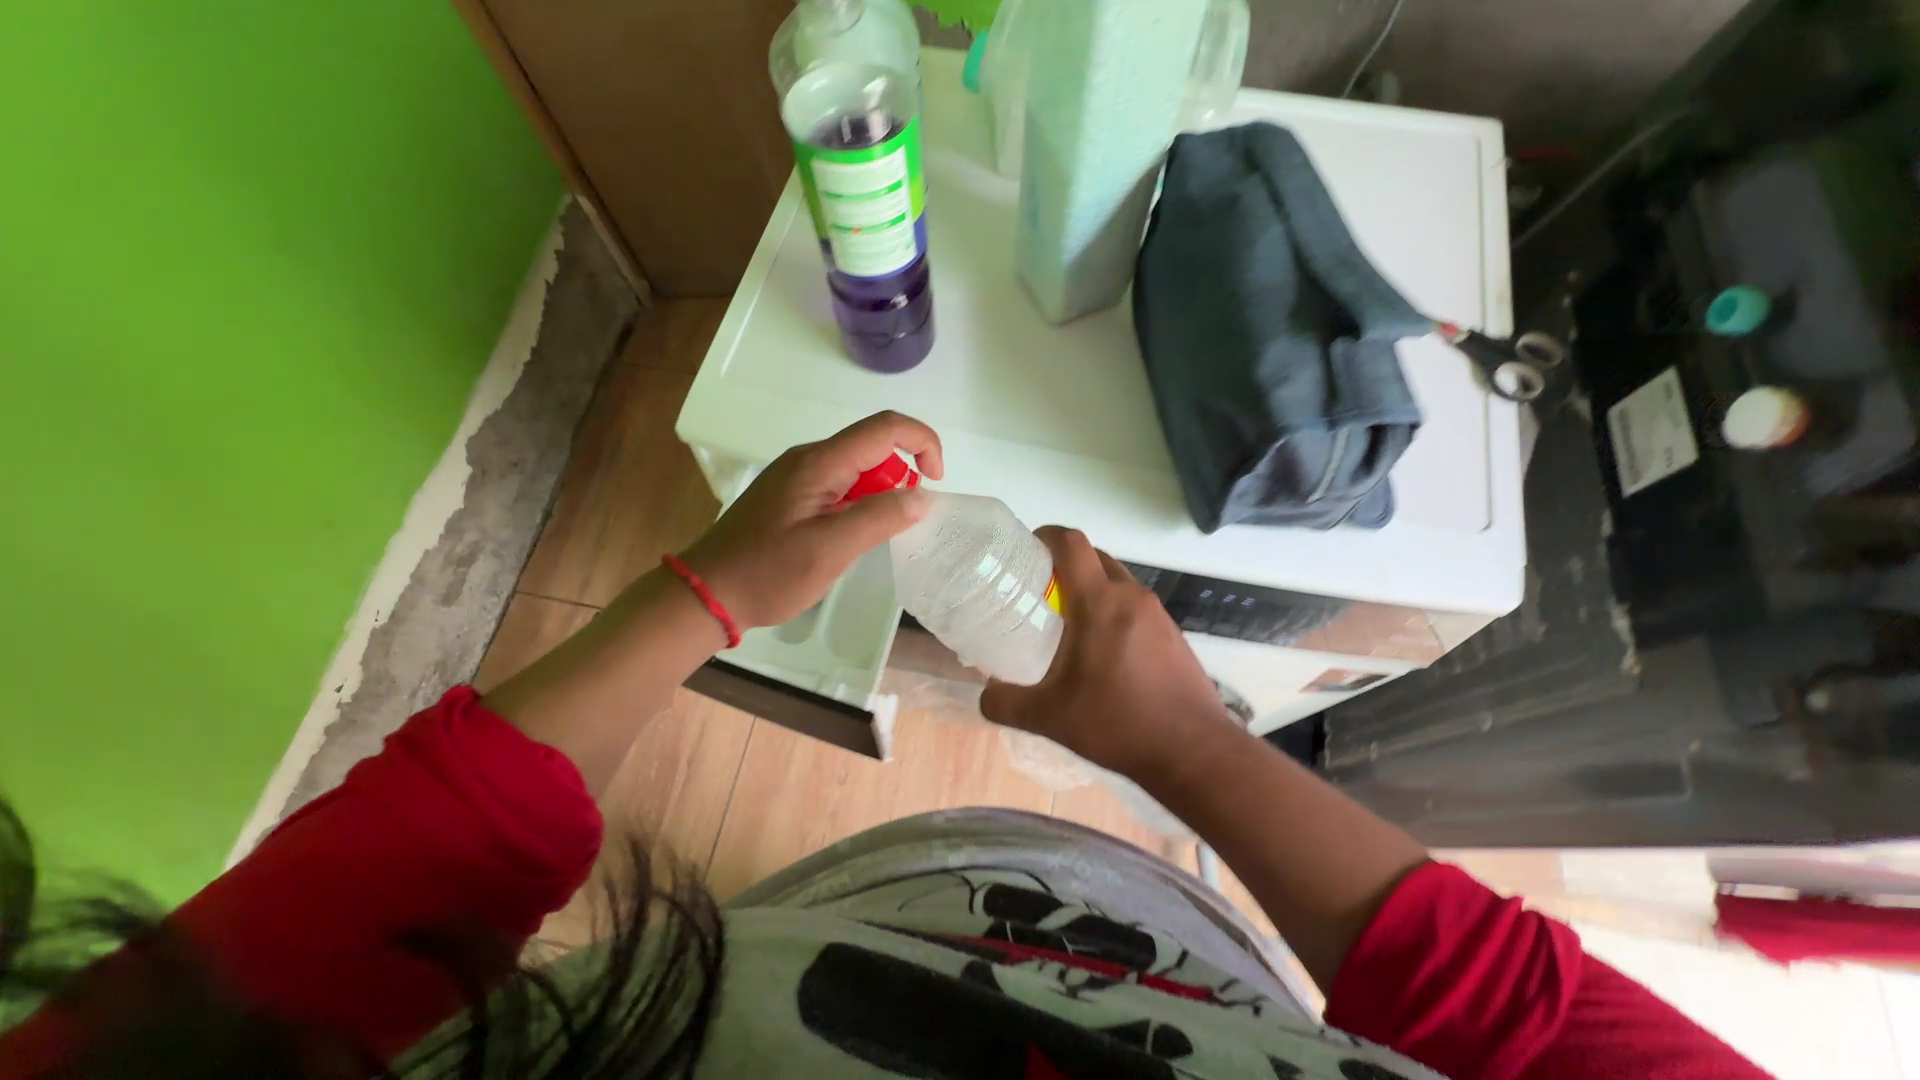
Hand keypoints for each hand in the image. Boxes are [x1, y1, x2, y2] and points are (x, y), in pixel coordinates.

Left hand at [680, 411, 942, 630]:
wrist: (707, 592)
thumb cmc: (768, 573)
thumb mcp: (830, 550)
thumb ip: (879, 518)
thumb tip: (922, 496)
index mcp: (819, 462)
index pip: (885, 428)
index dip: (922, 443)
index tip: (936, 481)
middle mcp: (808, 458)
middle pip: (872, 445)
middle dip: (900, 476)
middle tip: (896, 525)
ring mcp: (797, 476)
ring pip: (857, 468)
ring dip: (878, 494)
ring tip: (866, 539)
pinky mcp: (790, 496)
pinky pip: (838, 486)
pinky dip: (858, 505)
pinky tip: (847, 540)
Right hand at [979, 527, 1243, 781]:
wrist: (1192, 751)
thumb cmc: (1116, 723)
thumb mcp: (1049, 717)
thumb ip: (1006, 704)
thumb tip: (984, 697)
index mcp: (1099, 603)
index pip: (1072, 544)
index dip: (1047, 535)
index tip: (1026, 548)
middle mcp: (1131, 598)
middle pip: (1096, 558)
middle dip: (1067, 564)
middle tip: (1040, 591)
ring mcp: (1158, 616)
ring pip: (1119, 583)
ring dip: (1094, 590)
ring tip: (1068, 622)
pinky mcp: (1174, 636)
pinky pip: (1137, 608)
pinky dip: (1116, 613)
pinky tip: (1103, 652)